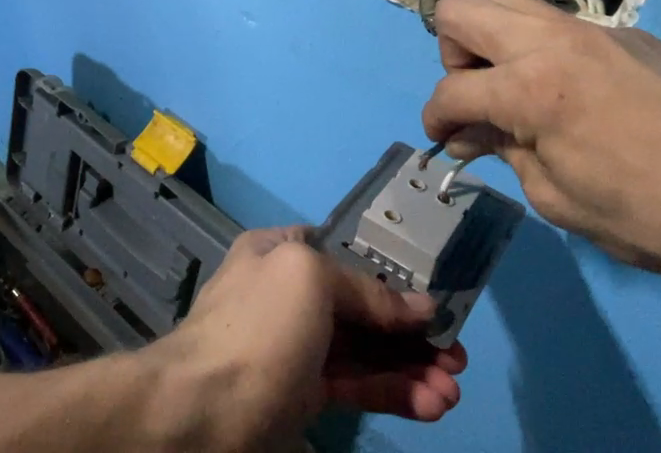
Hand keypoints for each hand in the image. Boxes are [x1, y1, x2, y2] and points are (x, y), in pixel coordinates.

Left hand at [150, 228, 465, 449]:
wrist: (203, 408)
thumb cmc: (258, 325)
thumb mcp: (309, 278)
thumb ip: (366, 289)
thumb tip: (421, 306)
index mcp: (278, 252)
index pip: (345, 252)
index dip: (391, 272)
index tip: (435, 294)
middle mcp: (288, 293)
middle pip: (362, 306)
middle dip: (411, 330)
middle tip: (457, 354)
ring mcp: (296, 346)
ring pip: (365, 351)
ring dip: (412, 368)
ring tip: (453, 389)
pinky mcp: (304, 393)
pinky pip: (357, 386)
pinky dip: (395, 393)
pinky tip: (433, 405)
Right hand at [424, 0, 660, 289]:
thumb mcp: (562, 201)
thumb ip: (507, 155)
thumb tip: (476, 134)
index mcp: (531, 88)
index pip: (450, 91)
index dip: (436, 120)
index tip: (444, 140)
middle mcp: (552, 42)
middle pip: (461, 10)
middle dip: (451, 54)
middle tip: (477, 97)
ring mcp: (595, 30)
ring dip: (491, 35)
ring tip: (514, 84)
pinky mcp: (631, 34)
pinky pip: (559, 21)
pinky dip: (541, 46)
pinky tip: (572, 92)